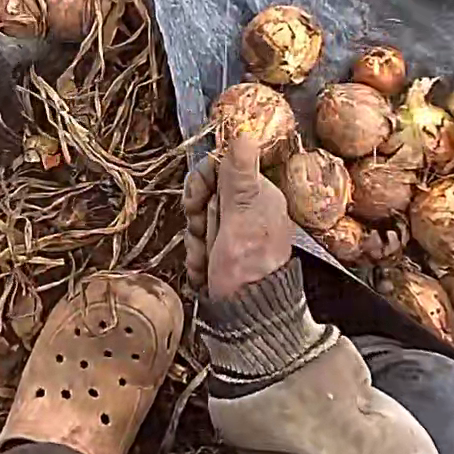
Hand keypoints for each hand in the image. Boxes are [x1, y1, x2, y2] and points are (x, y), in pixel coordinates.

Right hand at [182, 134, 292, 297]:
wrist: (249, 321)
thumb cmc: (248, 268)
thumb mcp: (241, 217)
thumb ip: (239, 177)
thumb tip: (244, 133)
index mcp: (258, 195)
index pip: (219, 168)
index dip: (200, 183)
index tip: (195, 203)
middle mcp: (249, 210)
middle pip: (205, 196)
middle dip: (198, 219)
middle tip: (205, 237)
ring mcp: (236, 234)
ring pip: (199, 222)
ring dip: (196, 243)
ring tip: (207, 261)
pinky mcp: (225, 254)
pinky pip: (200, 245)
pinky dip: (198, 259)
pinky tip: (205, 273)